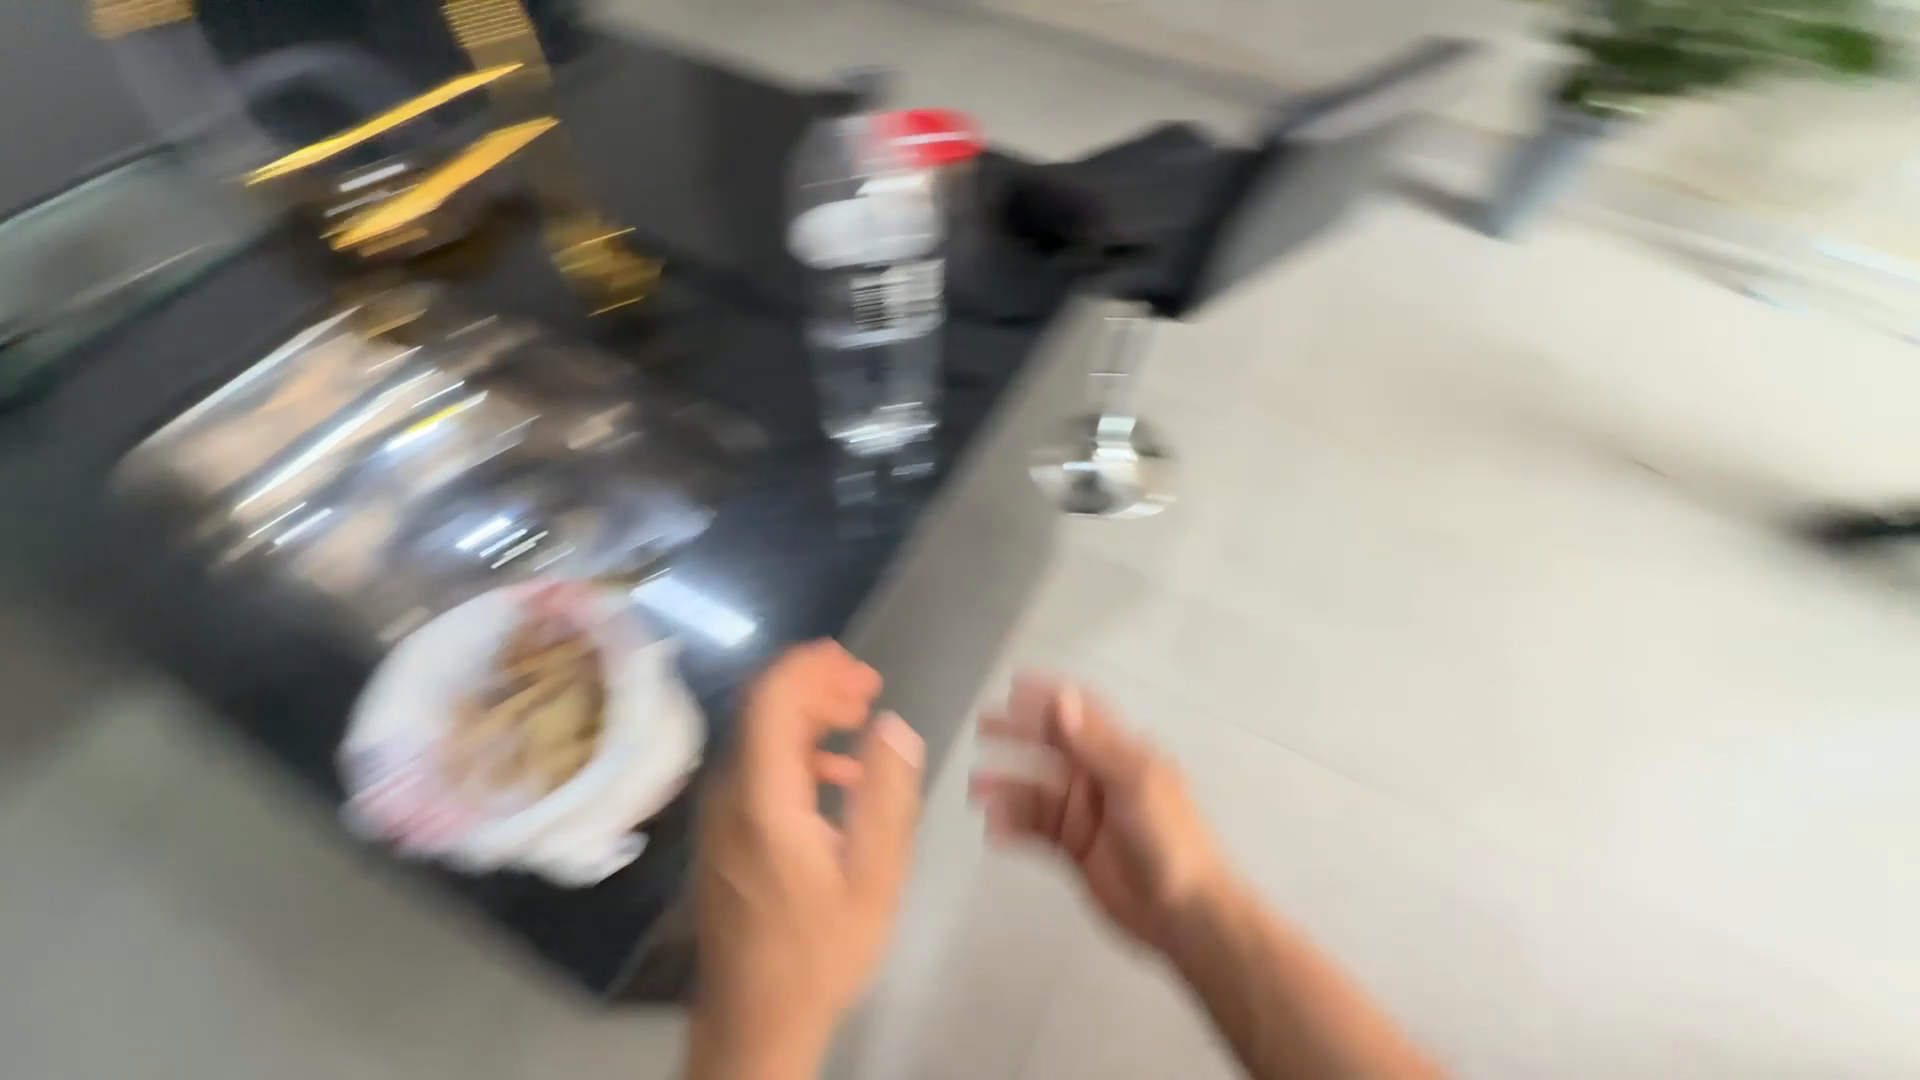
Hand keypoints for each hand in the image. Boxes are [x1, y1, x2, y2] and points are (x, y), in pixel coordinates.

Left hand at [691, 642, 924, 1079]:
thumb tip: (894, 727)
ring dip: (810, 715)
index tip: (852, 661)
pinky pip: (759, 767)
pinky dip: (798, 751)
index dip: (809, 667)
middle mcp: (730, 793)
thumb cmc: (818, 951)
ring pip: (762, 736)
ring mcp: (722, 813)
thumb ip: (888, 796)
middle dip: (818, 685)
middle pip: (764, 709)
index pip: (771, 699)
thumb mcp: (874, 877)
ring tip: (860, 717)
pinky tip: (838, 774)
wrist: (753, 1021)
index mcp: (764, 797)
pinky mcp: (726, 831)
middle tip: (868, 686)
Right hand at [970, 675, 1224, 953]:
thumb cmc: (1169, 839)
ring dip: (1006, 785)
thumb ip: (1094, 743)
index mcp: (1120, 753)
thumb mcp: (1134, 783)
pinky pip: (1035, 829)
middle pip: (1050, 746)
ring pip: (1035, 790)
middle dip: (1016, 734)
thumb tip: (1061, 698)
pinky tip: (994, 829)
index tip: (1014, 686)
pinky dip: (1012, 825)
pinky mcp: (1073, 848)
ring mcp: (1084, 814)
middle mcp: (1098, 777)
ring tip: (976, 789)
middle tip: (982, 726)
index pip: (1081, 713)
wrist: (1186, 914)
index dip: (1050, 697)